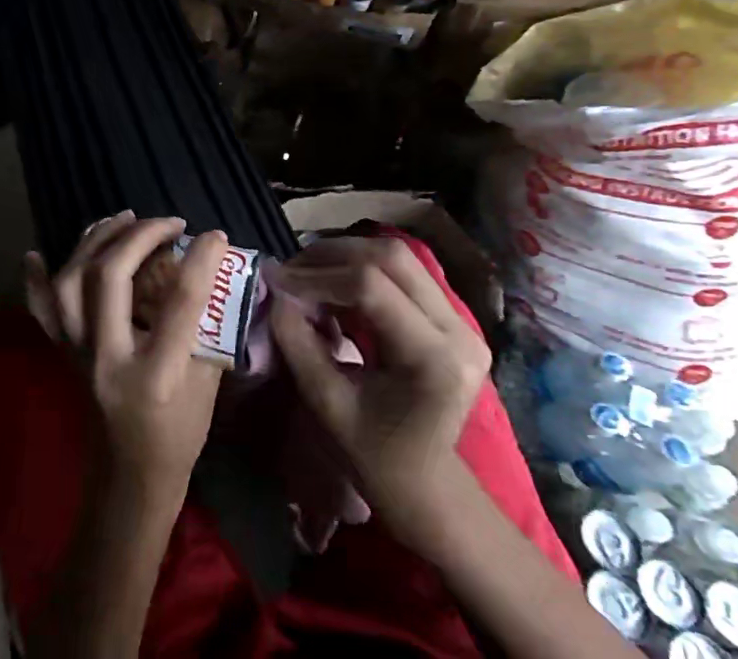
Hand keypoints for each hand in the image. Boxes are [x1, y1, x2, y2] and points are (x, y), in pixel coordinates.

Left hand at [24, 212, 229, 492]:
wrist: (129, 476)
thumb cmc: (178, 435)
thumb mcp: (207, 385)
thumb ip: (205, 328)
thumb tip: (208, 273)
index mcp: (155, 376)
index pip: (178, 305)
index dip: (199, 262)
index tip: (215, 234)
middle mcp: (106, 359)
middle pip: (108, 280)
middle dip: (138, 238)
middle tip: (168, 222)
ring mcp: (76, 355)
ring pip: (69, 285)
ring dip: (93, 242)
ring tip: (121, 219)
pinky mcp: (62, 354)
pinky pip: (39, 312)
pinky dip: (35, 280)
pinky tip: (35, 253)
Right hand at [269, 236, 491, 539]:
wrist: (422, 481)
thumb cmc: (371, 452)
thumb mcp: (324, 401)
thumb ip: (297, 341)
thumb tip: (276, 290)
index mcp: (433, 360)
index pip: (372, 287)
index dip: (317, 277)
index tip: (278, 282)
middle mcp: (459, 331)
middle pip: (392, 258)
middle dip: (332, 255)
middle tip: (291, 271)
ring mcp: (462, 321)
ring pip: (399, 257)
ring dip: (345, 257)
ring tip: (308, 276)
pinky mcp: (452, 317)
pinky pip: (403, 274)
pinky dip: (360, 270)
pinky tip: (332, 288)